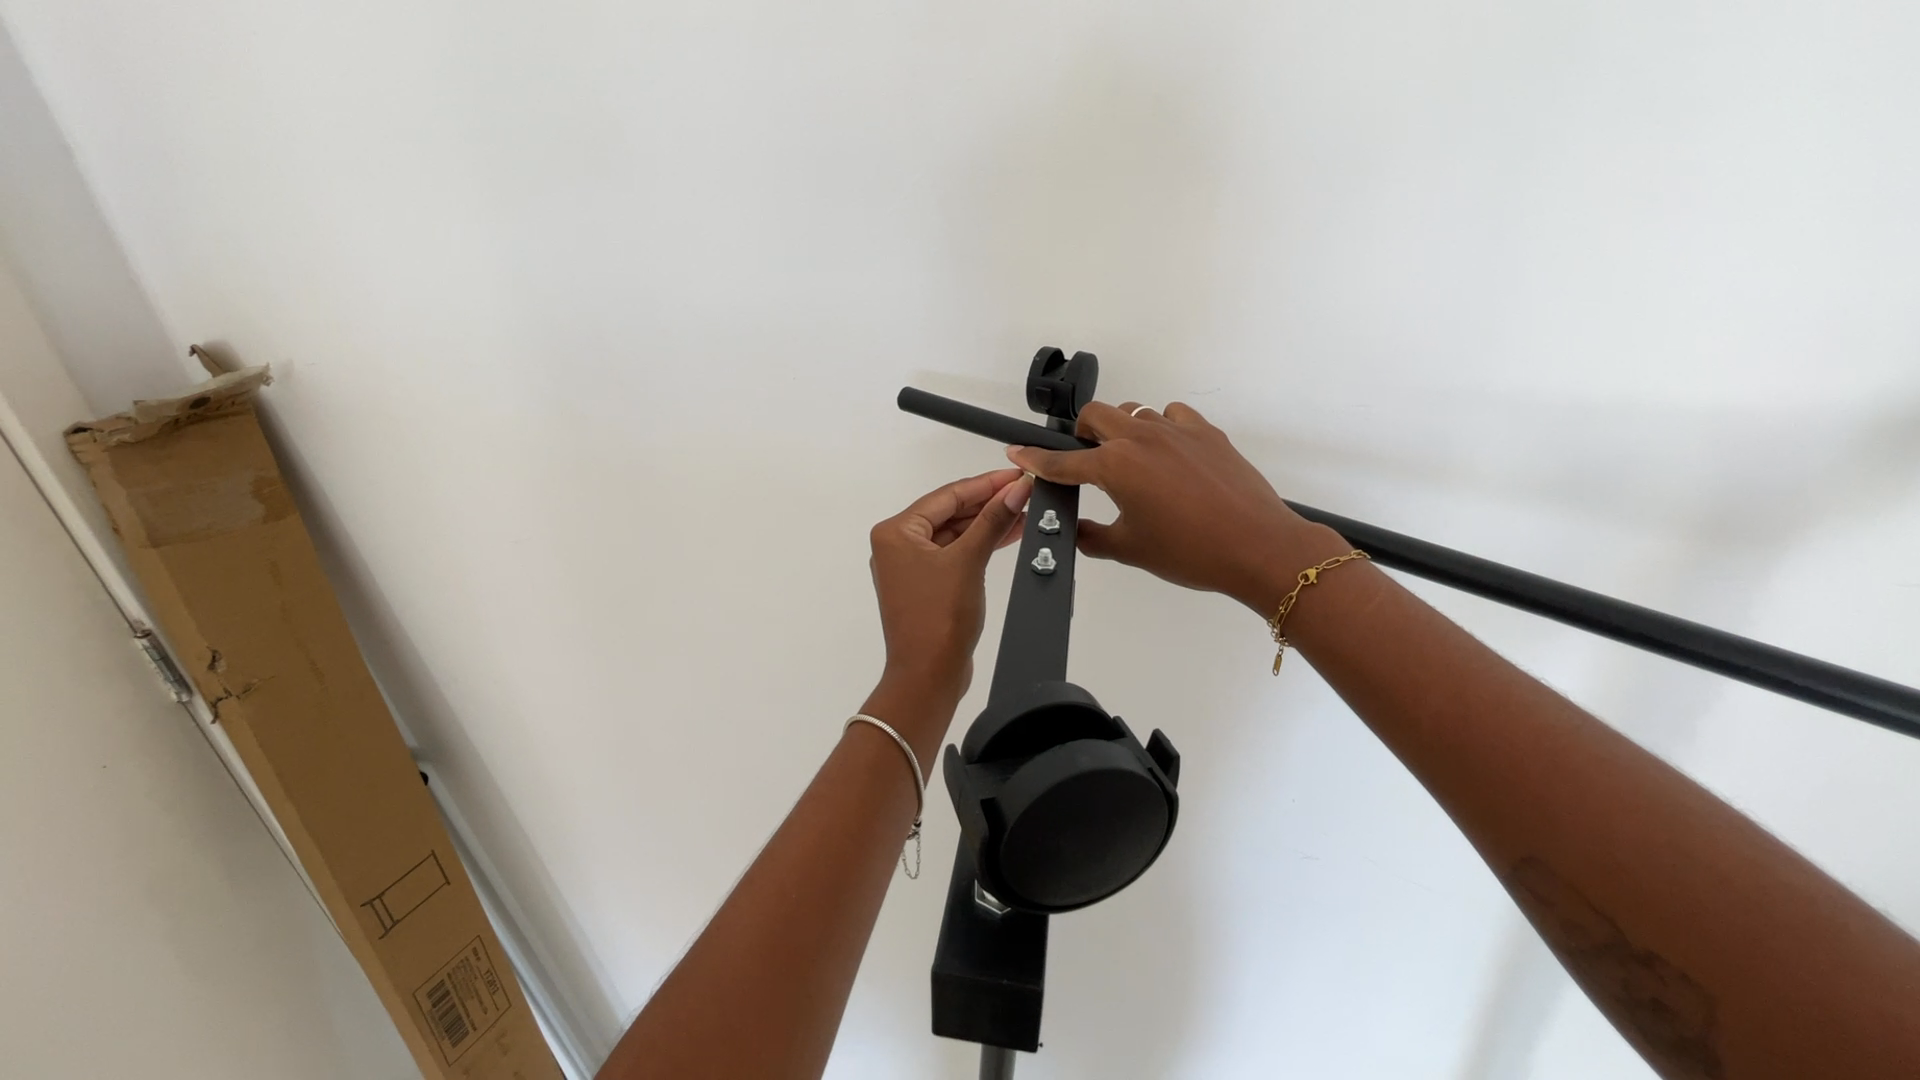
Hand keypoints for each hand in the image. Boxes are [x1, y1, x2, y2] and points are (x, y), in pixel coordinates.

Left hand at [867, 469, 1031, 714]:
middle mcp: (897, 546)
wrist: (928, 675)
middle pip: (949, 512)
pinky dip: (979, 545)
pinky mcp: (926, 586)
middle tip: (1024, 492)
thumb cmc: (937, 621)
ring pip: (954, 533)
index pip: (947, 495)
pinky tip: (1007, 535)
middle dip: (988, 503)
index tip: (1015, 476)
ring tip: (1023, 511)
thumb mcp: (969, 561)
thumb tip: (1015, 491)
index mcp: (895, 532)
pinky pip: (955, 554)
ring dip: (987, 524)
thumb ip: (992, 521)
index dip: (985, 484)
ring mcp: (910, 567)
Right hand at [1006, 402, 1344, 614]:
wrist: (1257, 548)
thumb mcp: (1130, 549)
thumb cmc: (1195, 552)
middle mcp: (1142, 439)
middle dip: (1080, 434)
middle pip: (1095, 416)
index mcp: (1115, 468)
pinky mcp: (1207, 433)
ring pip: (1134, 411)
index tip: (1020, 453)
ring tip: (1127, 459)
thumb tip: (1077, 532)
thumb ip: (1093, 536)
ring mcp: (1177, 431)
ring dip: (1121, 428)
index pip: (1062, 462)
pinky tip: (1166, 452)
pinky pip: (1173, 414)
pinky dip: (1161, 427)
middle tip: (1083, 457)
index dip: (1035, 460)